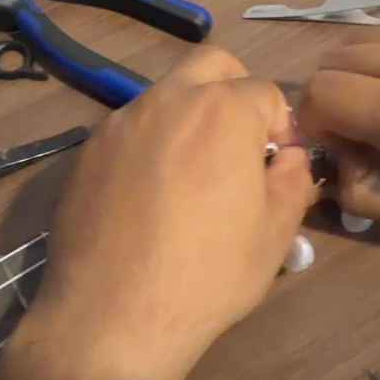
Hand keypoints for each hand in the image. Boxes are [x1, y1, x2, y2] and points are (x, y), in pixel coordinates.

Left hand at [25, 46, 317, 379]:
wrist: (111, 316)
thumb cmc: (206, 275)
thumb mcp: (274, 234)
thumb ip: (292, 178)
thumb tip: (288, 156)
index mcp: (222, 110)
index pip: (266, 91)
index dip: (280, 125)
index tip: (278, 163)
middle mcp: (168, 99)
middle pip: (211, 64)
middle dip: (235, 90)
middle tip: (239, 144)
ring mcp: (121, 120)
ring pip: (167, 94)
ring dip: (189, 118)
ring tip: (191, 176)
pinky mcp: (88, 148)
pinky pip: (131, 128)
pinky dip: (150, 144)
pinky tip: (148, 195)